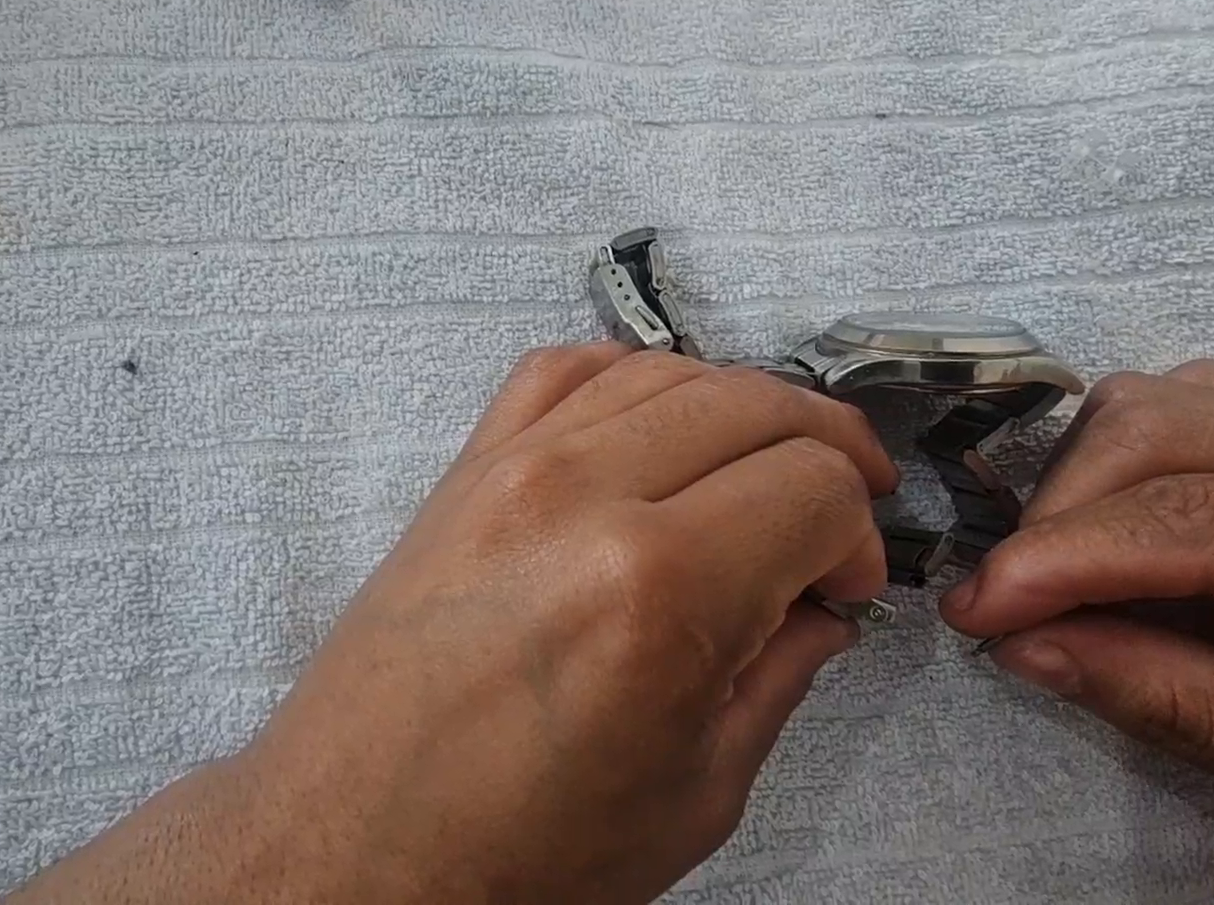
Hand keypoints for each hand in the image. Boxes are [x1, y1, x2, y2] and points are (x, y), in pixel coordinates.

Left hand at [12, 344, 897, 904]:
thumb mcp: (696, 787)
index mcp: (655, 587)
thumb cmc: (522, 845)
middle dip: (824, 447)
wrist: (358, 828)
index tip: (844, 581)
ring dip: (740, 407)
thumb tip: (824, 595)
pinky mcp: (468, 463)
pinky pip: (565, 369)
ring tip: (760, 464)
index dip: (855, 532)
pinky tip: (657, 423)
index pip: (812, 485)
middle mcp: (583, 495)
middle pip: (753, 403)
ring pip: (667, 370)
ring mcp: (513, 463)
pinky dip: (632, 378)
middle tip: (836, 508)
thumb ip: (781, 668)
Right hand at [939, 361, 1213, 902]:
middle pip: (1154, 431)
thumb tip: (1024, 647)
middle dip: (1054, 519)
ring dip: (1072, 487)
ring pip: (1151, 409)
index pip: (1194, 520)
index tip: (970, 615)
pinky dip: (1107, 466)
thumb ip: (1200, 714)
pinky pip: (1175, 414)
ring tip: (1064, 579)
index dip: (1058, 561)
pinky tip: (1114, 530)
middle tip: (1012, 608)